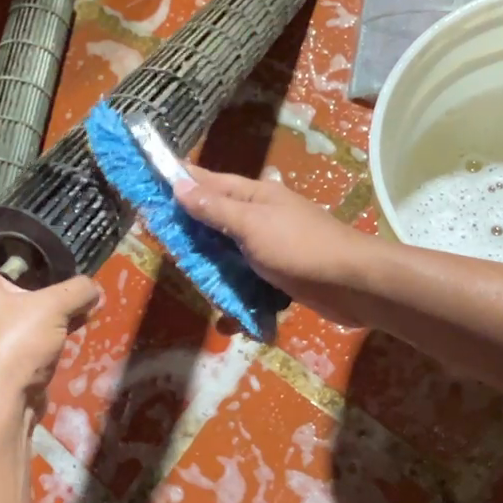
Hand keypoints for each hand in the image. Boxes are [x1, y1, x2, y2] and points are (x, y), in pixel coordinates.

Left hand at [0, 219, 100, 402]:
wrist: (4, 403)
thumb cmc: (14, 345)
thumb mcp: (52, 307)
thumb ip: (77, 290)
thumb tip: (95, 287)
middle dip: (11, 258)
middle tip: (38, 246)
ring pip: (13, 300)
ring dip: (39, 291)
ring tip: (70, 282)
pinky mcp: (8, 352)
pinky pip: (30, 324)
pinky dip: (51, 318)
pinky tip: (81, 317)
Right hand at [174, 166, 376, 326]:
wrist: (353, 284)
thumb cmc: (299, 247)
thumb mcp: (250, 225)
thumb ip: (215, 209)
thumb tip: (180, 184)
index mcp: (253, 196)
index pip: (207, 181)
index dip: (179, 184)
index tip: (148, 187)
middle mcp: (259, 217)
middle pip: (213, 222)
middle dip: (192, 241)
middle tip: (171, 253)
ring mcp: (270, 247)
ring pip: (228, 257)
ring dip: (216, 277)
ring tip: (205, 293)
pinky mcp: (279, 275)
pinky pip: (248, 284)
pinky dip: (239, 300)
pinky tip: (231, 321)